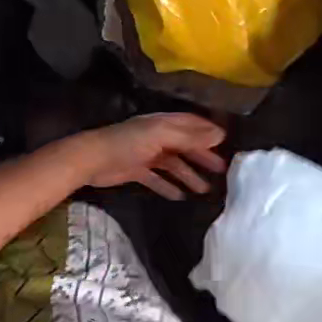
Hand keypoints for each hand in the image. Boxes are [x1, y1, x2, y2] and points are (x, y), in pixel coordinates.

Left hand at [65, 113, 226, 200]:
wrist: (93, 159)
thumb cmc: (128, 143)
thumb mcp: (161, 136)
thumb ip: (189, 137)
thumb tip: (219, 134)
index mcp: (163, 123)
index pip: (191, 124)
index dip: (208, 131)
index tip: (228, 143)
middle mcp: (157, 137)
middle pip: (185, 145)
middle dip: (202, 156)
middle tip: (222, 171)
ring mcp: (147, 154)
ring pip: (173, 164)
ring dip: (188, 175)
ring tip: (205, 190)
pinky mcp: (137, 171)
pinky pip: (157, 179)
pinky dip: (168, 186)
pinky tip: (180, 197)